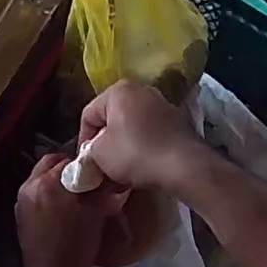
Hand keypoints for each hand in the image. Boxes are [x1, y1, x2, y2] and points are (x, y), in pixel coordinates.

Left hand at [15, 153, 126, 266]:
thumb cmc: (76, 248)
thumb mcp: (95, 217)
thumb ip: (102, 193)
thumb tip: (111, 180)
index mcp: (49, 182)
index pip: (71, 159)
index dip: (87, 166)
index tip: (98, 177)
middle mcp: (31, 185)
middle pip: (51, 163)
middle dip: (69, 169)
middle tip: (86, 184)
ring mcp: (22, 198)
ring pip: (42, 176)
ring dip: (57, 180)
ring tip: (74, 196)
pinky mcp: (19, 212)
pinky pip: (36, 191)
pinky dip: (48, 192)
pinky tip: (61, 209)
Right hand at [77, 81, 208, 191]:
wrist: (184, 165)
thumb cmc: (135, 154)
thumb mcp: (100, 154)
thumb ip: (89, 151)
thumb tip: (94, 154)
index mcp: (119, 91)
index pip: (88, 114)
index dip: (82, 141)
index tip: (85, 163)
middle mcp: (142, 91)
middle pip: (112, 121)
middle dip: (104, 146)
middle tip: (101, 169)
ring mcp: (163, 106)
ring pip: (132, 130)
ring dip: (123, 151)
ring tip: (120, 175)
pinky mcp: (178, 123)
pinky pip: (151, 136)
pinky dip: (142, 151)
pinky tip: (141, 171)